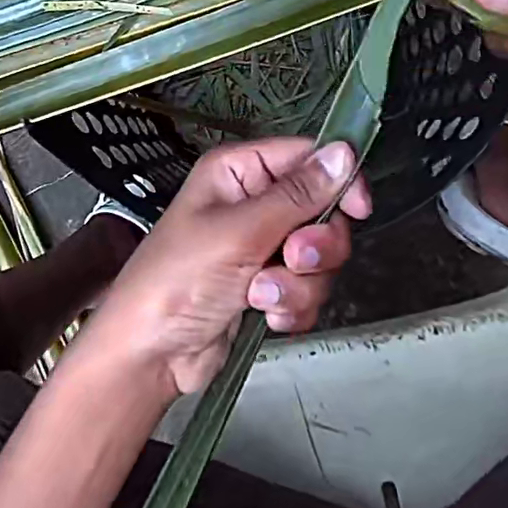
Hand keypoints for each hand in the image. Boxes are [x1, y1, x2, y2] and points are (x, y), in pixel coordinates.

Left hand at [77, 139, 371, 395]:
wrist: (151, 354)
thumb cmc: (176, 280)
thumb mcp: (239, 232)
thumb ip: (298, 195)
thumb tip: (343, 153)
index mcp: (238, 172)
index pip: (308, 157)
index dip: (337, 181)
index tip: (356, 209)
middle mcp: (252, 203)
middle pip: (323, 211)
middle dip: (313, 247)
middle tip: (290, 260)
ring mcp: (260, 246)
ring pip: (319, 258)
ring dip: (297, 285)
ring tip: (258, 295)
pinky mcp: (266, 285)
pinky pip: (308, 289)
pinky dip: (291, 307)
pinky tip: (263, 316)